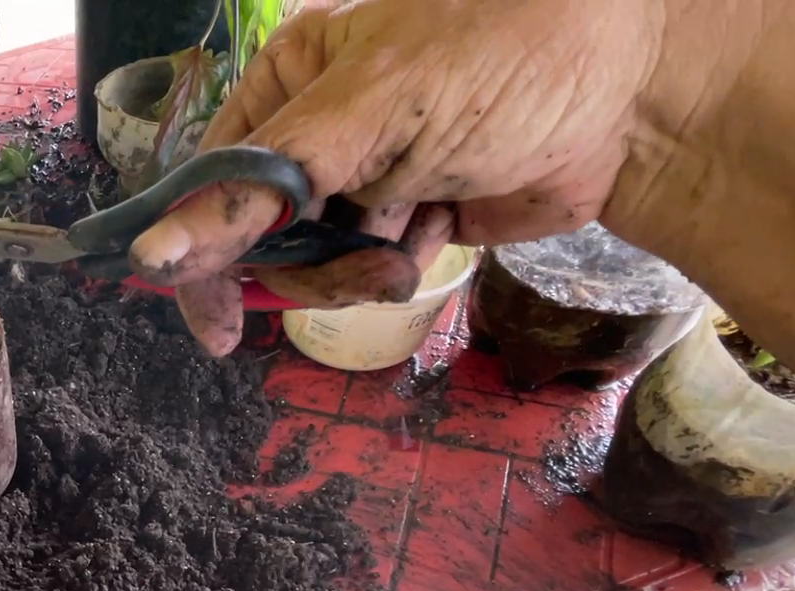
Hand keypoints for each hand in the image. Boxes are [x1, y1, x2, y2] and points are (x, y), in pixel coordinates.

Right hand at [130, 0, 669, 354]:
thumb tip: (146, 255)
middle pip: (250, 237)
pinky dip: (390, 266)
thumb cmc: (510, 60)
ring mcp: (348, 181)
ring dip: (351, 272)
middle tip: (361, 268)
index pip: (203, 187)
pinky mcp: (388, 218)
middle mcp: (305, 133)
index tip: (216, 326)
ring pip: (302, 264)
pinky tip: (436, 229)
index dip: (199, 258)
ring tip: (409, 244)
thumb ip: (253, 190)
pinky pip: (352, 271)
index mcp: (283, 84)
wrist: (648, 90)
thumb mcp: (366, 115)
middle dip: (302, 266)